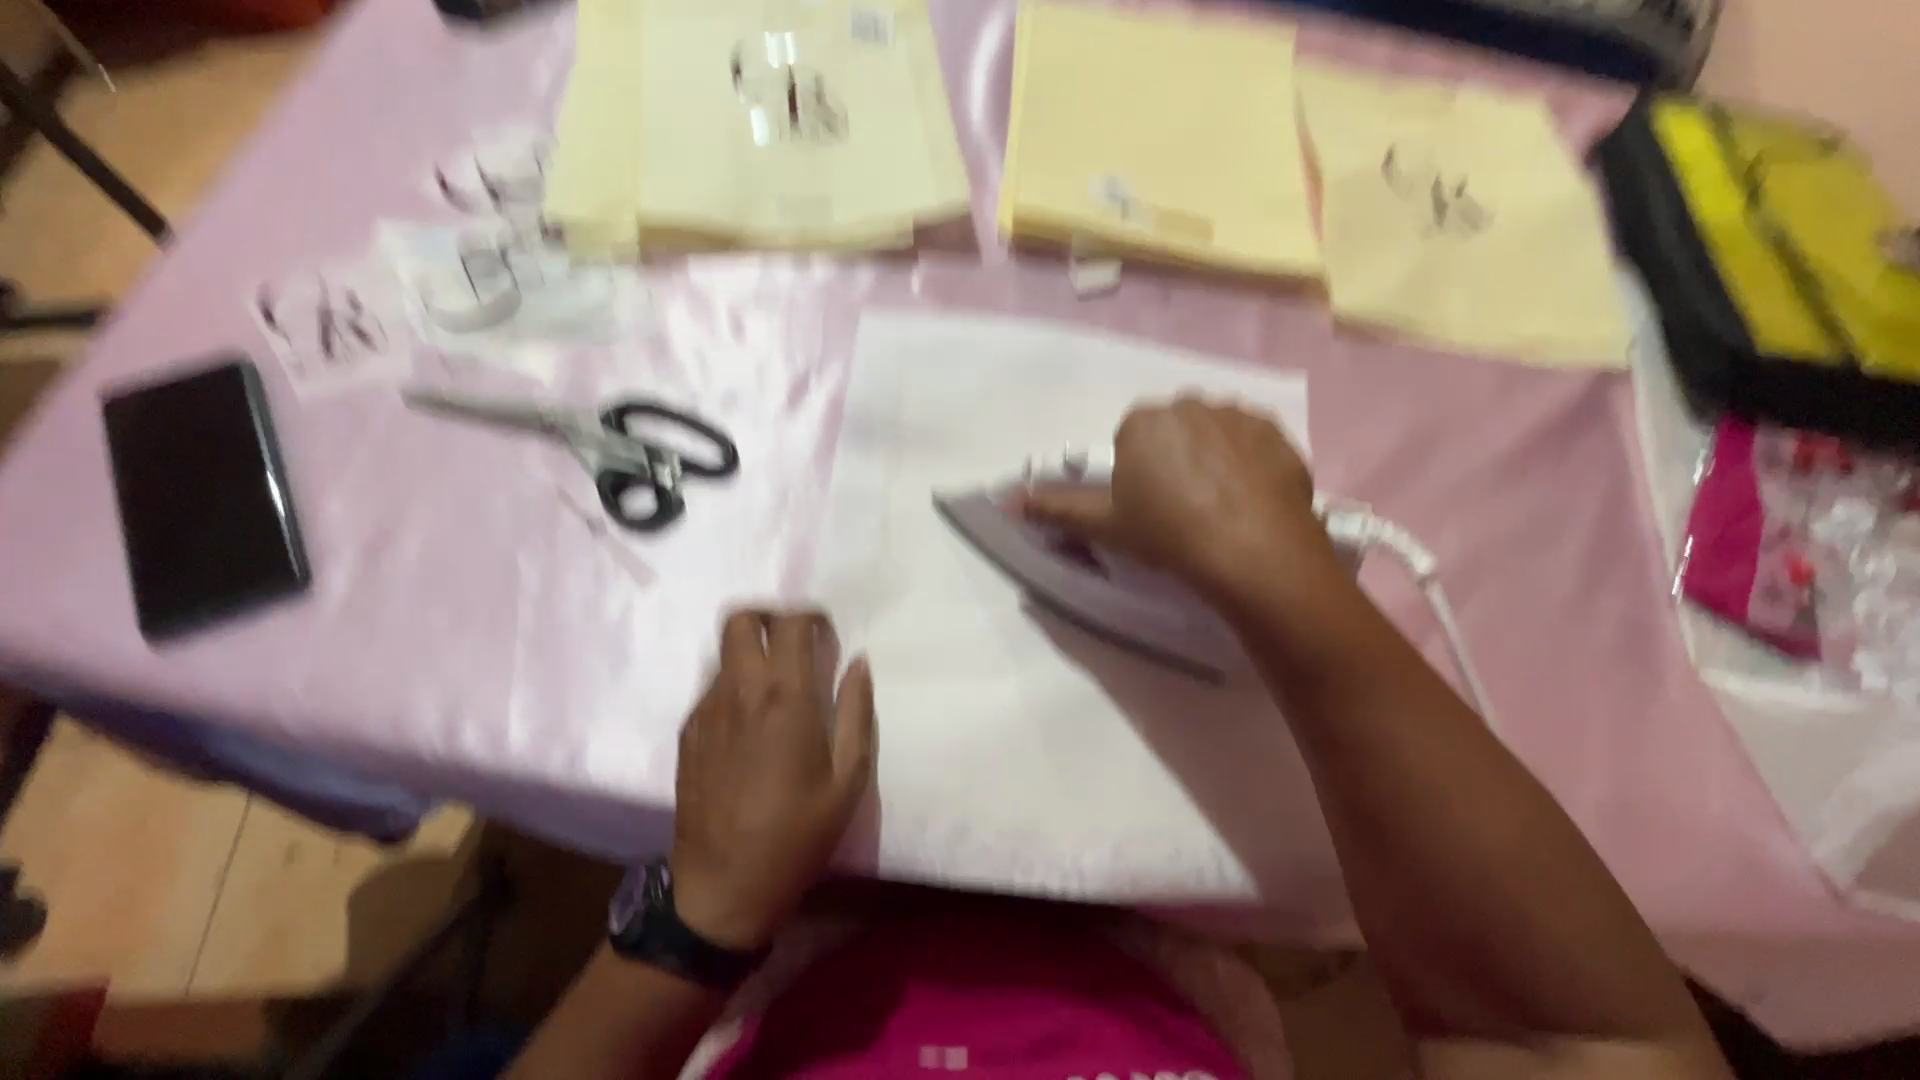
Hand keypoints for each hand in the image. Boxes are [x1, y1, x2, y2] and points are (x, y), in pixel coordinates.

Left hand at [671, 610, 875, 950]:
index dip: (811, 617)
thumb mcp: (847, 780)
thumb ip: (855, 712)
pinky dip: (735, 688)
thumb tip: (858, 663)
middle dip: (770, 618)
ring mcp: (705, 712)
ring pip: (724, 655)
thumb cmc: (797, 835)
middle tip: (795, 645)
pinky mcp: (687, 734)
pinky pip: (712, 690)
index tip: (827, 635)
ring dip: (752, 655)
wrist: (723, 886)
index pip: (790, 624)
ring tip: (777, 691)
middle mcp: (738, 692)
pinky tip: (752, 728)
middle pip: (740, 620)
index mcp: (783, 698)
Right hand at [1021, 398, 1335, 603]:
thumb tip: (1006, 500)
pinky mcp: (1279, 434)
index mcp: (1144, 421)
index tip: (1147, 509)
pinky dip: (1250, 466)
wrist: (1253, 552)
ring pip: (1215, 434)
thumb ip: (1055, 508)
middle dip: (1174, 459)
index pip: (1131, 439)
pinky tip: (1250, 502)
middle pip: (1173, 431)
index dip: (1137, 474)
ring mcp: (1240, 416)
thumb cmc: (1168, 534)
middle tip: (1182, 510)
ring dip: (1213, 459)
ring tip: (1220, 507)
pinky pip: (1254, 445)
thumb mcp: (1105, 525)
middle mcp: (1191, 404)